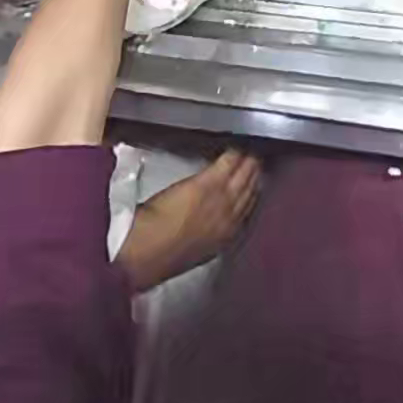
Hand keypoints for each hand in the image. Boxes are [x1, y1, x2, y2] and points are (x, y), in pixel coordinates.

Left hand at [117, 150, 261, 290]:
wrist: (145, 252)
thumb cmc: (162, 256)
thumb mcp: (197, 250)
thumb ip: (213, 233)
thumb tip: (216, 221)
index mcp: (228, 235)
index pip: (249, 207)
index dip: (253, 191)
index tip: (255, 181)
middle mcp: (232, 215)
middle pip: (251, 188)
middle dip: (255, 173)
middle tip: (257, 160)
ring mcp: (222, 196)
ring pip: (245, 173)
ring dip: (249, 161)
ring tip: (250, 150)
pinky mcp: (208, 182)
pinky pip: (230, 161)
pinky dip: (234, 153)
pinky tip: (236, 147)